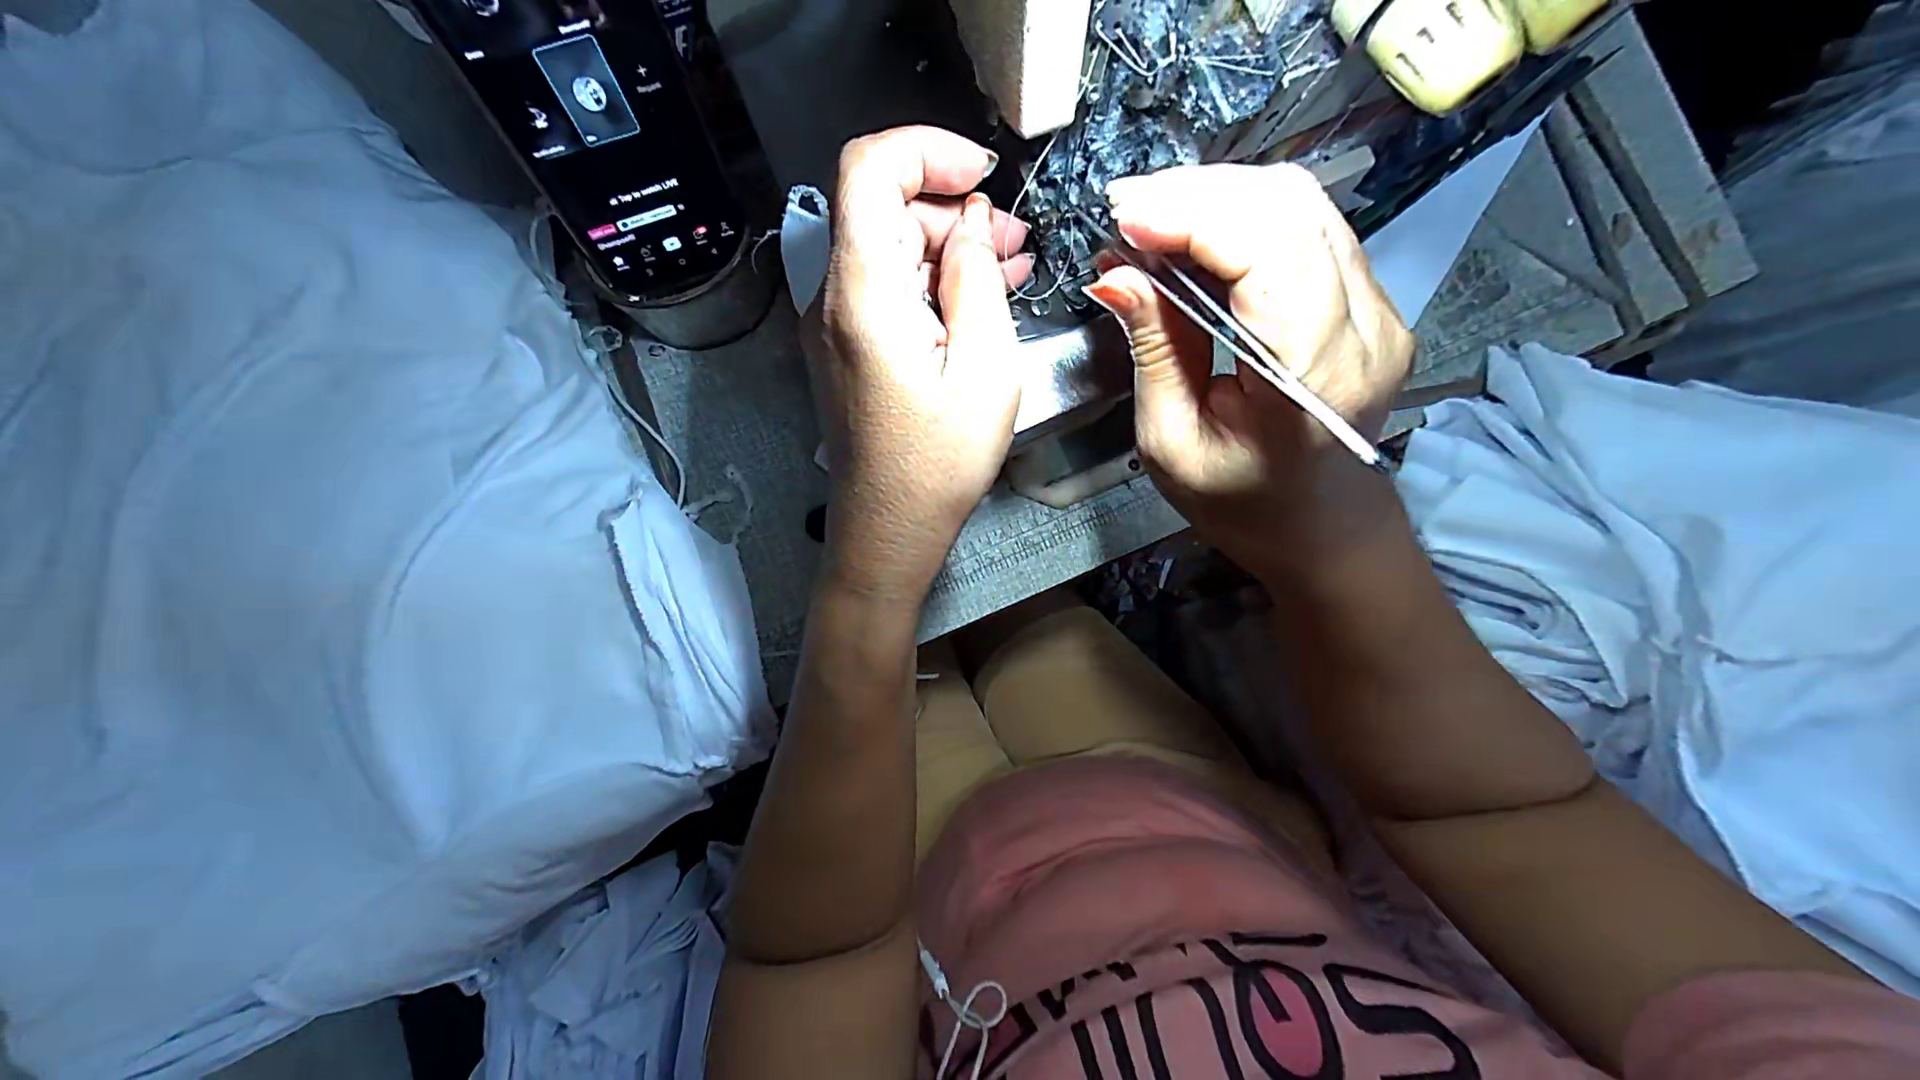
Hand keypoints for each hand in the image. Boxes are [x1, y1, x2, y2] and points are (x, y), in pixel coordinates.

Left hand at [810, 126, 1034, 602]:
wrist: (887, 530)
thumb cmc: (936, 467)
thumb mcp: (984, 369)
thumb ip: (977, 280)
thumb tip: (971, 224)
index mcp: (863, 296)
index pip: (867, 169)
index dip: (924, 150)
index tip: (981, 174)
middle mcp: (834, 301)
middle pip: (884, 209)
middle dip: (952, 208)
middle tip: (1014, 241)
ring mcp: (835, 325)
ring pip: (889, 249)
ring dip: (948, 246)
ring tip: (1009, 267)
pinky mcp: (848, 347)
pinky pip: (888, 290)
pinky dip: (931, 281)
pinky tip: (977, 297)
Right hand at [1084, 162, 1414, 583]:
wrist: (1319, 526)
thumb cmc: (1244, 505)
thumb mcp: (1173, 444)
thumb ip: (1154, 352)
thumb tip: (1118, 275)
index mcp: (1312, 378)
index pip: (1268, 251)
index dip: (1193, 217)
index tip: (1125, 218)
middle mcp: (1364, 330)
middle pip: (1290, 209)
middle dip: (1197, 195)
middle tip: (1125, 212)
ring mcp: (1378, 308)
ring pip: (1302, 205)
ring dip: (1218, 199)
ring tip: (1150, 220)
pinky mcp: (1369, 299)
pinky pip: (1307, 229)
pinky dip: (1241, 220)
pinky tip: (1193, 236)